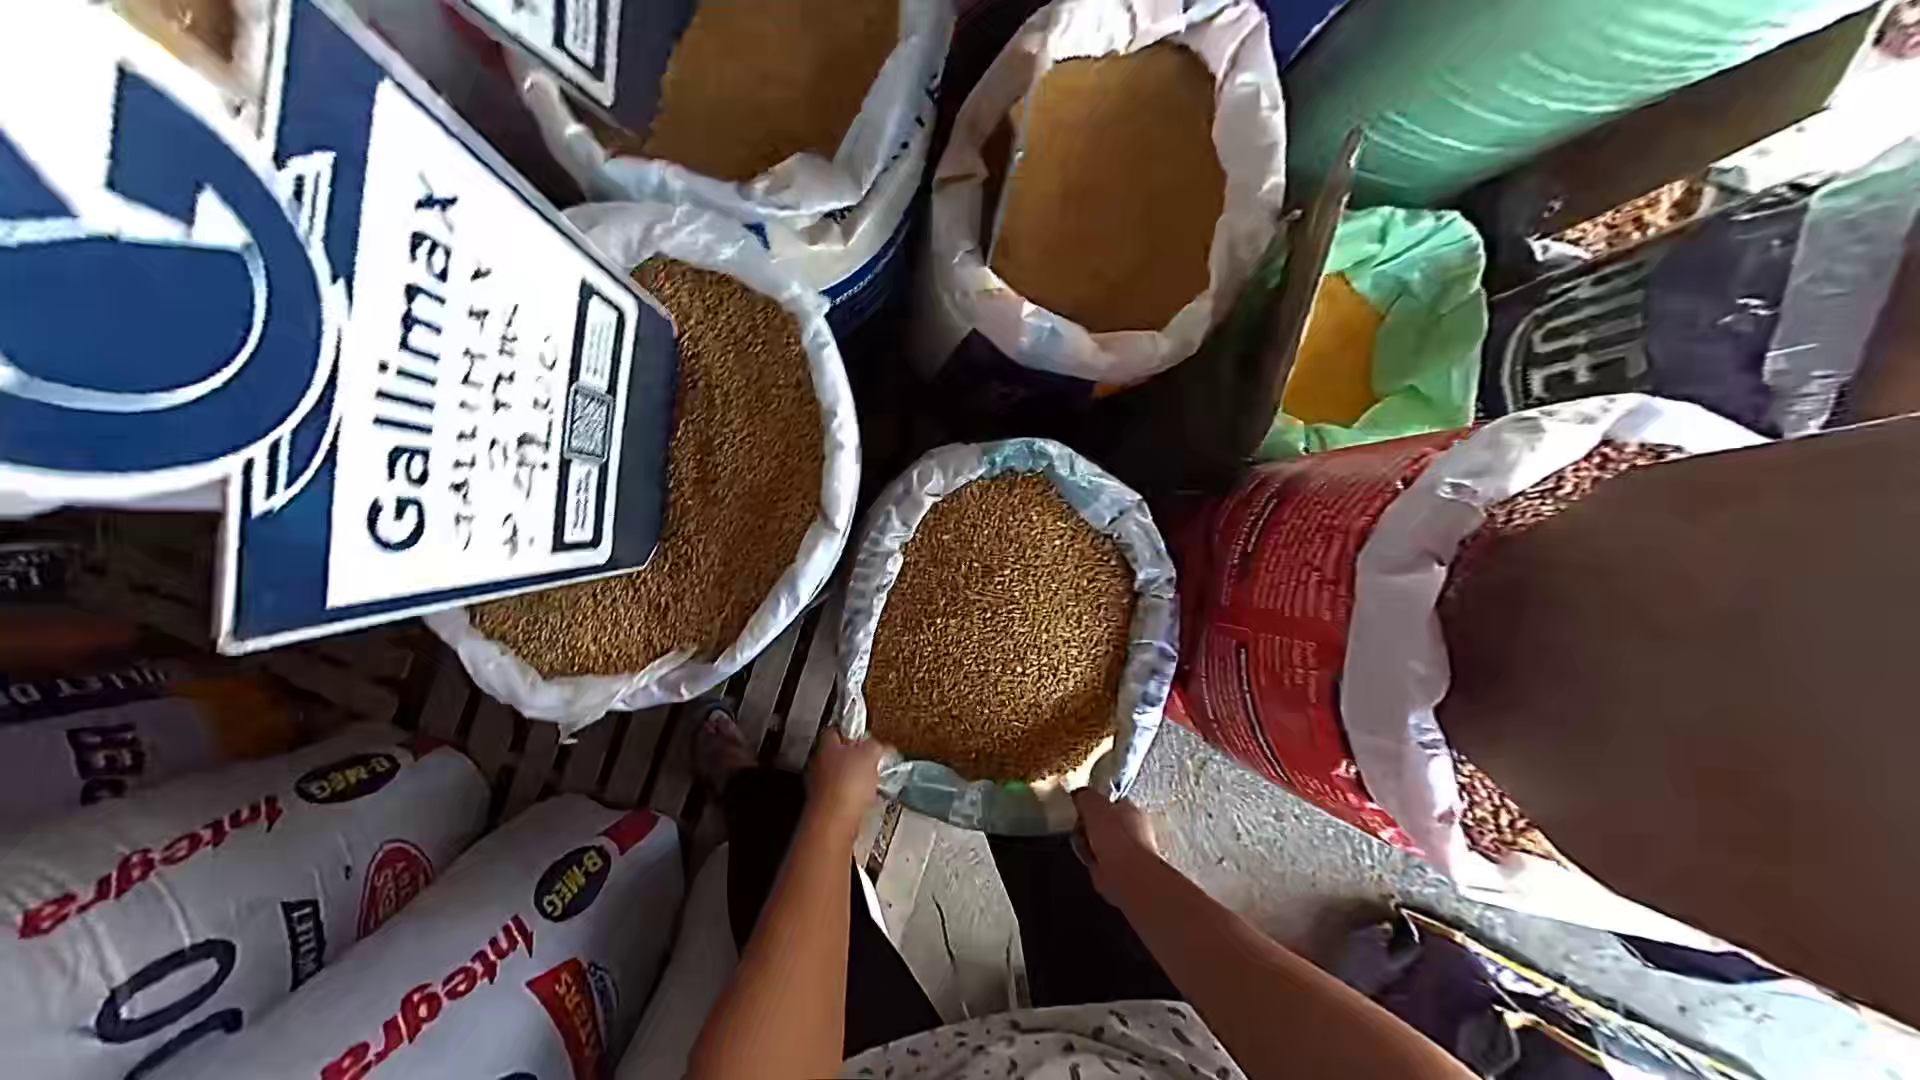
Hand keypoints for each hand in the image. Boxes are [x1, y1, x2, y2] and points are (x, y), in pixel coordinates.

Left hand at [806, 730, 884, 831]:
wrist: (835, 821)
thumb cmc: (848, 783)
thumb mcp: (870, 754)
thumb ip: (875, 745)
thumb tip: (877, 745)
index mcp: (825, 745)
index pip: (835, 729)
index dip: (851, 730)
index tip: (864, 734)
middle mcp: (817, 763)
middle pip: (837, 753)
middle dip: (854, 756)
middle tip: (872, 758)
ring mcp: (818, 785)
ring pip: (838, 775)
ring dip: (853, 777)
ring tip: (871, 781)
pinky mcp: (823, 805)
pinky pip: (840, 794)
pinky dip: (851, 795)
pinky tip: (864, 799)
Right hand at [1071, 789, 1160, 899]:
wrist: (1125, 874)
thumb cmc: (1115, 836)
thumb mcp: (1094, 804)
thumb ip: (1085, 795)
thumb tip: (1078, 794)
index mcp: (1130, 809)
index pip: (1110, 800)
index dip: (1093, 801)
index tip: (1081, 804)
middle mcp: (1131, 830)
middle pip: (1100, 821)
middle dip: (1086, 824)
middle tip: (1082, 826)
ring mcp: (1123, 851)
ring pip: (1095, 840)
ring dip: (1086, 842)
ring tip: (1085, 845)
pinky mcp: (1114, 869)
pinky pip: (1094, 858)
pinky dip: (1089, 858)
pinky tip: (1089, 859)